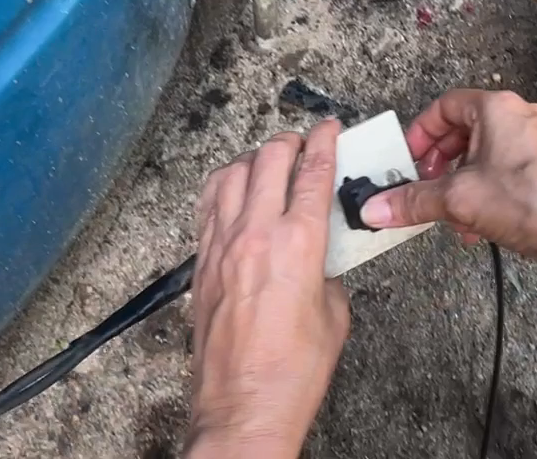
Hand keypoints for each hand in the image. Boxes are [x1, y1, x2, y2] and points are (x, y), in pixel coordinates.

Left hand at [185, 121, 348, 458]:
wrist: (242, 411)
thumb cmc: (295, 370)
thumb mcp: (334, 311)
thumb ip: (326, 267)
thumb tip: (317, 251)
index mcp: (300, 243)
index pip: (314, 171)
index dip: (325, 140)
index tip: (330, 127)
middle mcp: (257, 234)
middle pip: (271, 158)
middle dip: (292, 140)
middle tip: (305, 143)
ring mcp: (223, 245)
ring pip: (233, 172)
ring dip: (256, 157)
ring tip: (271, 161)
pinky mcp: (202, 263)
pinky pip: (209, 203)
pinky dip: (225, 183)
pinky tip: (236, 186)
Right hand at [359, 90, 536, 280]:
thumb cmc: (529, 201)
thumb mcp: (457, 199)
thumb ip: (413, 200)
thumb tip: (375, 208)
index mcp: (497, 108)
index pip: (445, 106)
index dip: (420, 133)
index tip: (407, 160)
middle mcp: (519, 117)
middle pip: (464, 132)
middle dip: (440, 164)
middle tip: (425, 186)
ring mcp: (536, 144)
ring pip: (484, 157)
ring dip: (461, 185)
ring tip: (452, 216)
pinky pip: (504, 174)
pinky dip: (485, 194)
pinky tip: (478, 229)